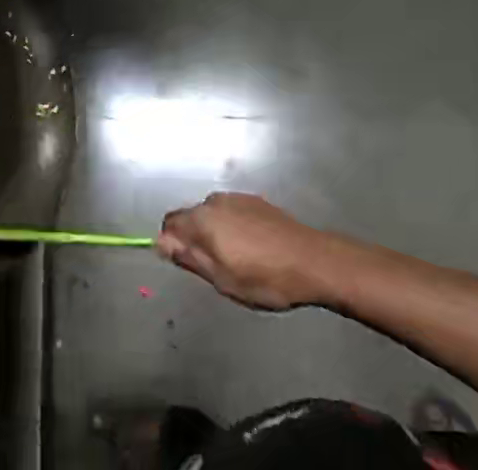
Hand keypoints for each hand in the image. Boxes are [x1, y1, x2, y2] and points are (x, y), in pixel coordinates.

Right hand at [157, 192, 355, 309]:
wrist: (316, 262)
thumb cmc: (264, 277)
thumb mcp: (221, 279)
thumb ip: (188, 258)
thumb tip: (161, 242)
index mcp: (201, 219)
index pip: (169, 223)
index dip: (171, 242)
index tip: (187, 264)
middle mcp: (215, 201)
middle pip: (191, 216)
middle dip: (194, 238)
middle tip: (214, 267)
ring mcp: (238, 198)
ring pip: (213, 214)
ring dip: (215, 232)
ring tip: (237, 258)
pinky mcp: (257, 202)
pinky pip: (232, 212)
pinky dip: (233, 227)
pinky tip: (254, 248)